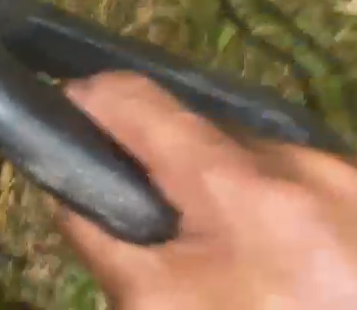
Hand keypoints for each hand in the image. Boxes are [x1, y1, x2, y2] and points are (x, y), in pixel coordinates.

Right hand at [59, 72, 356, 307]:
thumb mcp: (151, 301)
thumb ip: (91, 224)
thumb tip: (69, 176)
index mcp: (245, 188)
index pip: (127, 93)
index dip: (83, 106)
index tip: (75, 141)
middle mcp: (312, 169)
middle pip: (194, 128)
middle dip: (169, 168)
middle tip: (173, 235)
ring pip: (255, 158)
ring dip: (230, 191)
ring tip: (246, 262)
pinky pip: (309, 186)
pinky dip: (284, 213)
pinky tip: (298, 270)